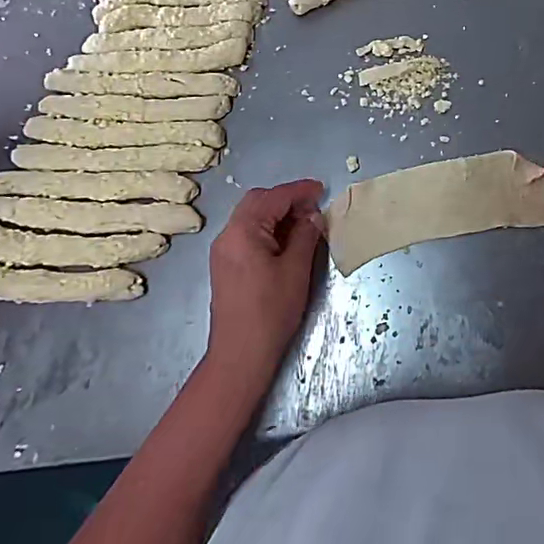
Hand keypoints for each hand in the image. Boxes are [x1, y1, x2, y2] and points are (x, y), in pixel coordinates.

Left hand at [206, 179, 324, 376]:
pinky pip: (246, 233)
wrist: (239, 354)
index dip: (299, 191)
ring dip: (276, 214)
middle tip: (313, 209)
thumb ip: (305, 236)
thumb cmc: (270, 312)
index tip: (320, 189)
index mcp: (243, 230)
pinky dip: (266, 229)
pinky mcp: (224, 263)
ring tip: (304, 225)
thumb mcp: (295, 271)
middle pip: (258, 201)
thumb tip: (312, 216)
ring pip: (251, 216)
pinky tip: (285, 241)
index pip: (273, 197)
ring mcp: (222, 249)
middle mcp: (227, 233)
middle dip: (286, 200)